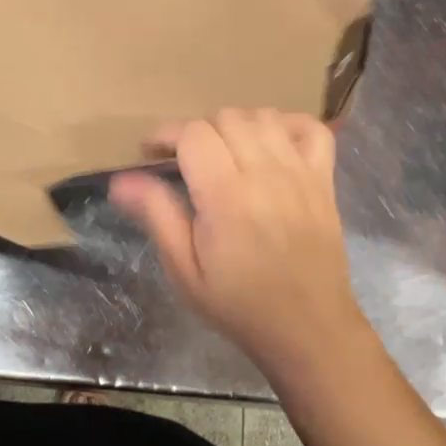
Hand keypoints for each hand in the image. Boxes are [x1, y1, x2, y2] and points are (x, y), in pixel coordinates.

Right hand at [109, 108, 368, 372]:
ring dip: (237, 125)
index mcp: (226, 196)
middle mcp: (265, 174)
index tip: (151, 153)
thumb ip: (157, 215)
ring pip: (263, 116)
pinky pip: (311, 128)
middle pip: (226, 118)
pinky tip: (271, 143)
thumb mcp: (185, 270)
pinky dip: (288, 125)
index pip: (193, 133)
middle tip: (187, 163)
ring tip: (225, 153)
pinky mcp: (324, 180)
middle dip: (198, 132)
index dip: (166, 135)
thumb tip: (121, 180)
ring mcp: (300, 173)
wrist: (309, 329)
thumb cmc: (239, 304)